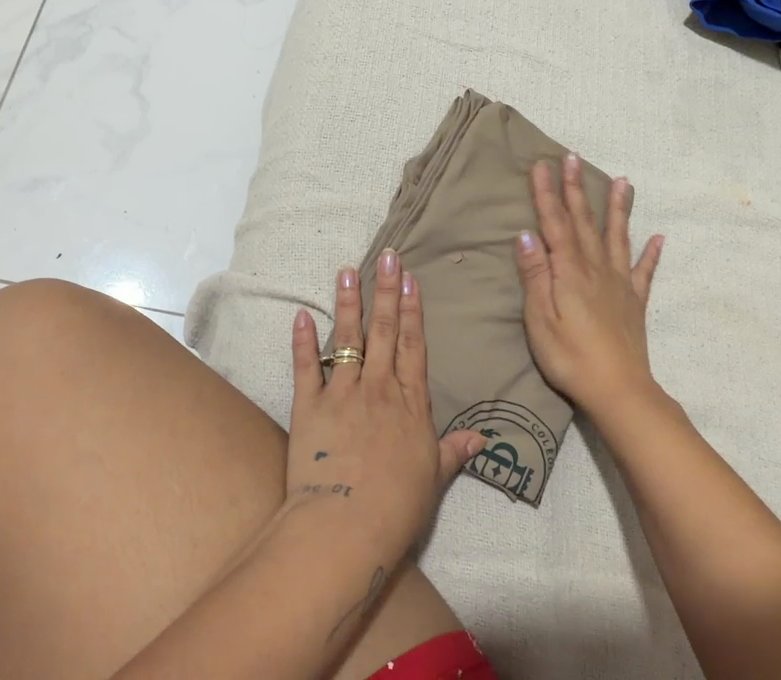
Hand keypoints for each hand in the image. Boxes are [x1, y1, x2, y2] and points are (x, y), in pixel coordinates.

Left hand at [286, 251, 484, 561]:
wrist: (348, 524)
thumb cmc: (397, 506)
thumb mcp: (434, 478)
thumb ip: (453, 452)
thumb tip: (479, 440)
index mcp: (411, 403)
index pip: (413, 346)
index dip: (413, 311)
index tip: (411, 281)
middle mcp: (379, 388)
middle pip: (384, 331)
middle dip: (386, 291)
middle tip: (388, 255)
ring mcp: (343, 393)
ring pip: (348, 338)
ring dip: (348, 302)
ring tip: (347, 270)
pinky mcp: (310, 405)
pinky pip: (306, 365)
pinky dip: (302, 340)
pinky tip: (301, 314)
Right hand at [514, 154, 666, 419]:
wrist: (618, 389)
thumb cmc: (570, 357)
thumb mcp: (540, 319)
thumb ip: (535, 275)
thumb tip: (527, 234)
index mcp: (569, 272)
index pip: (554, 224)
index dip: (546, 194)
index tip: (541, 165)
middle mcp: (596, 269)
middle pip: (584, 221)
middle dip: (576, 188)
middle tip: (573, 157)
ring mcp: (620, 284)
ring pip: (617, 237)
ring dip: (618, 208)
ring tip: (624, 181)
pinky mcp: (635, 303)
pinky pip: (644, 271)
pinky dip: (651, 253)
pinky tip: (658, 237)